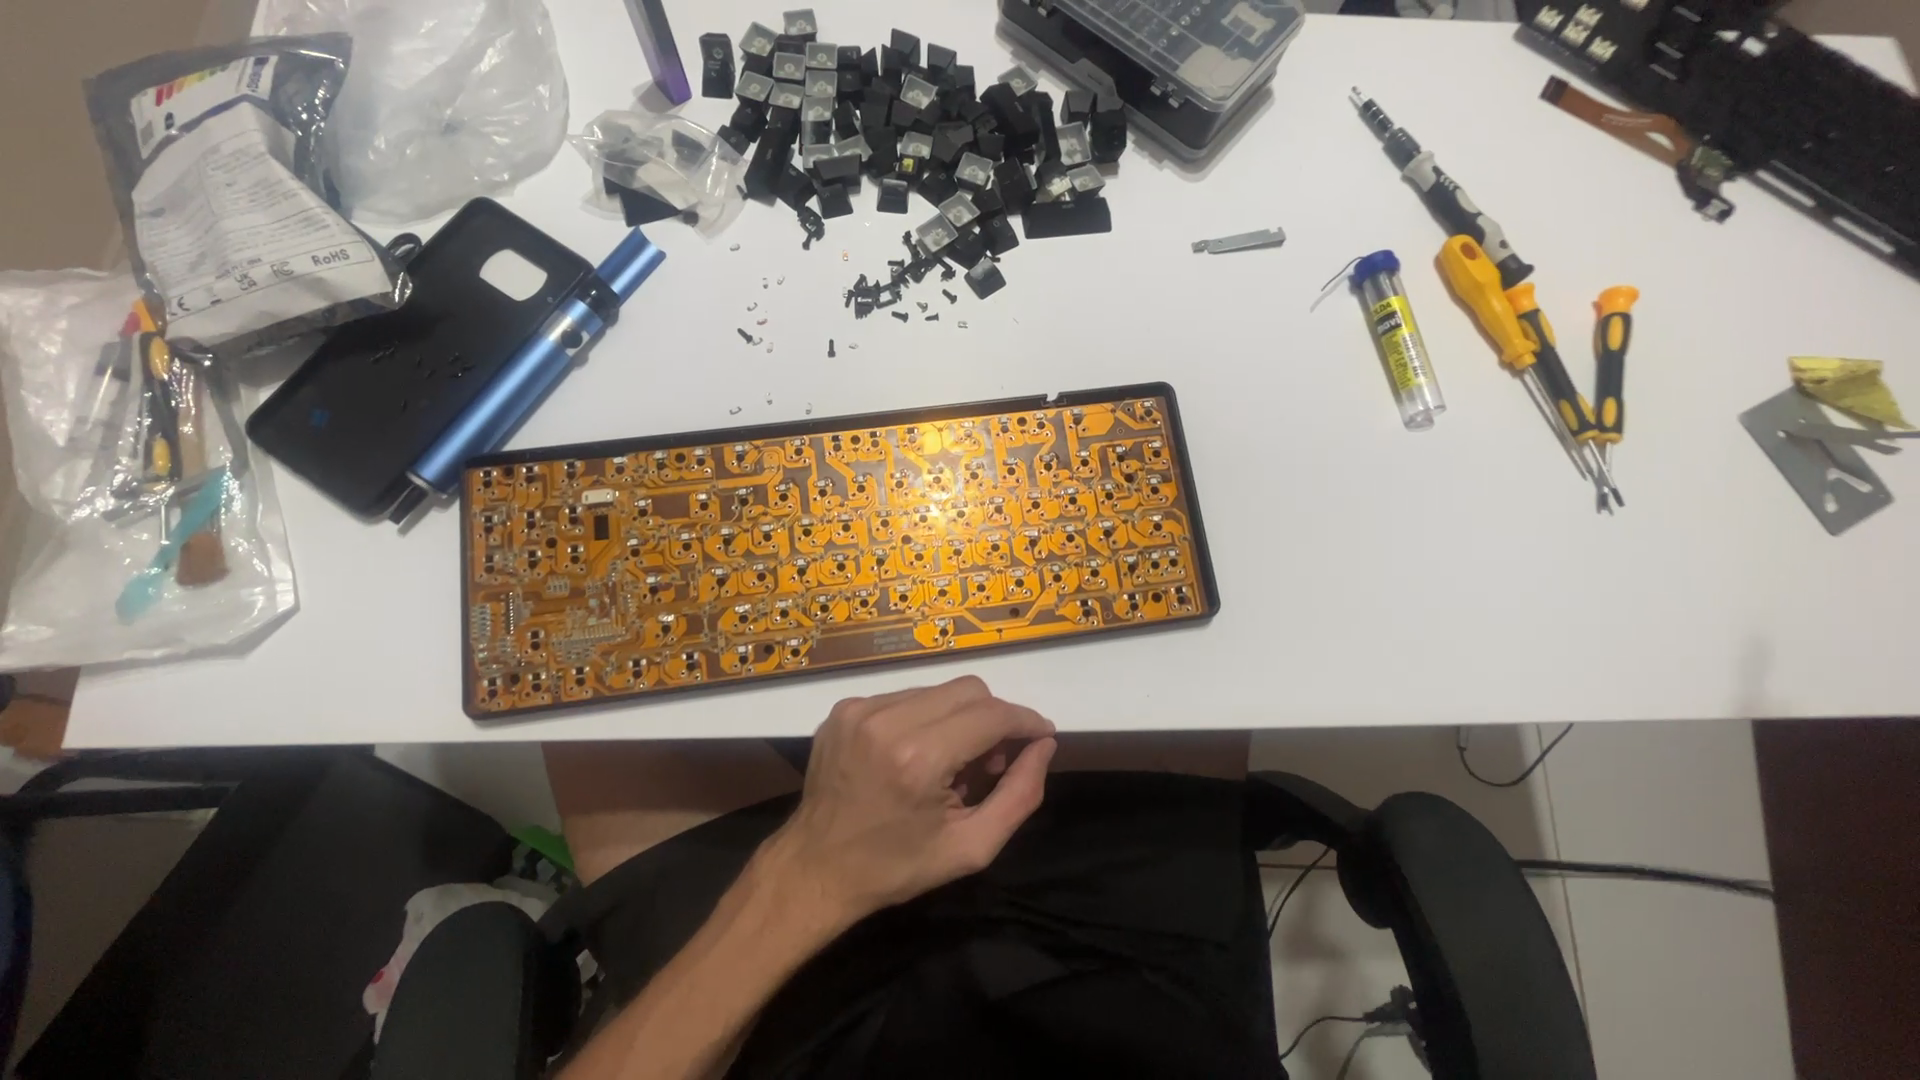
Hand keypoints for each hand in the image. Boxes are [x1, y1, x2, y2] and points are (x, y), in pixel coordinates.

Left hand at [763, 676, 1057, 922]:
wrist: (815, 869)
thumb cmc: (896, 866)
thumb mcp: (971, 847)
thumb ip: (1020, 794)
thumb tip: (1044, 745)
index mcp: (918, 758)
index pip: (992, 714)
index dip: (1026, 721)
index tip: (1042, 736)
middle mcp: (887, 720)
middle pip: (969, 690)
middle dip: (994, 720)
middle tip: (992, 764)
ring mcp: (859, 709)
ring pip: (938, 690)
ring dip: (958, 718)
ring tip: (951, 764)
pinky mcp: (843, 709)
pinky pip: (905, 696)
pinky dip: (924, 719)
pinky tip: (917, 756)